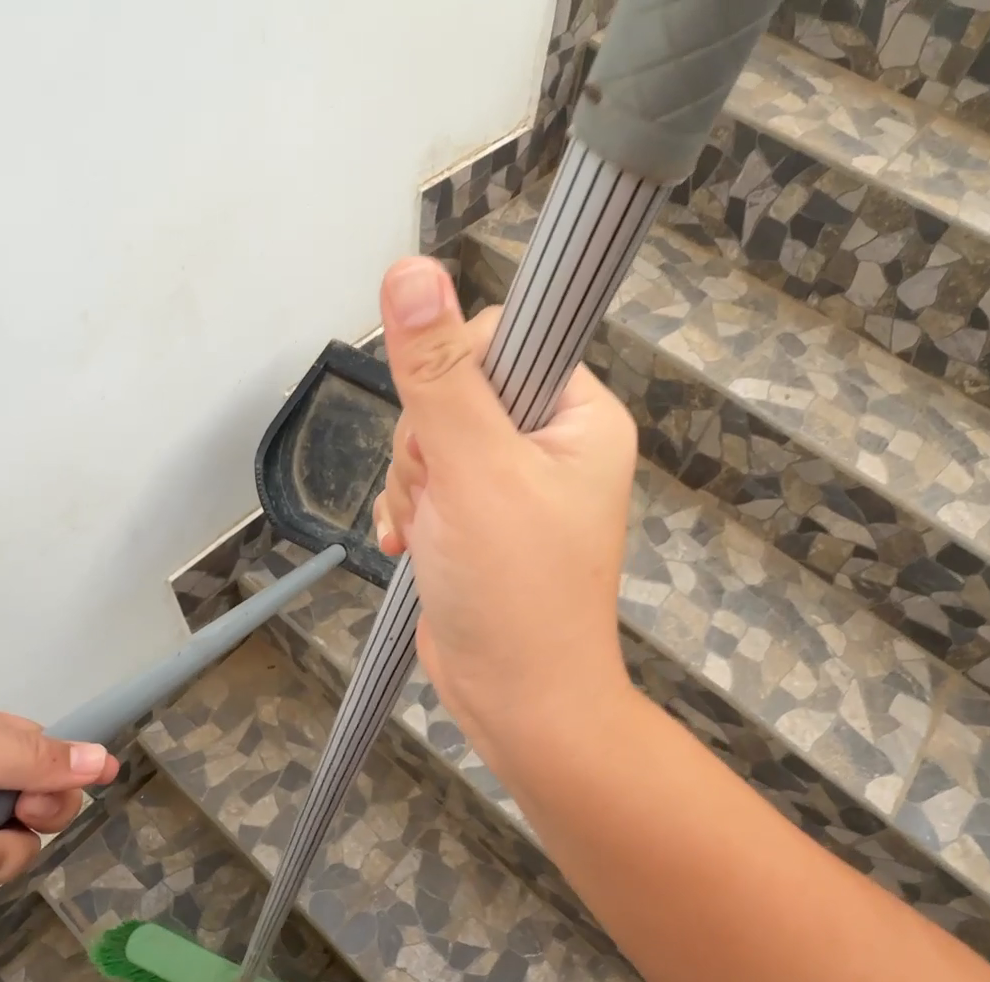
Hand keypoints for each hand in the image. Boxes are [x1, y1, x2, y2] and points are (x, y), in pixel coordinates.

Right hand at [370, 257, 637, 754]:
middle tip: (444, 497)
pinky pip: (426, 477)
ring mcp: (513, 478)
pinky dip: (409, 507)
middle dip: (428, 444)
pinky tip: (411, 545)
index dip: (456, 373)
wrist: (518, 703)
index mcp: (580, 414)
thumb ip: (438, 372)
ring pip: (432, 435)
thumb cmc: (517, 594)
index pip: (503, 338)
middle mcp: (552, 439)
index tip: (449, 434)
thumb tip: (412, 271)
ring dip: (414, 482)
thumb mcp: (473, 471)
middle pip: (456, 387)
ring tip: (432, 535)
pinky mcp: (480, 514)